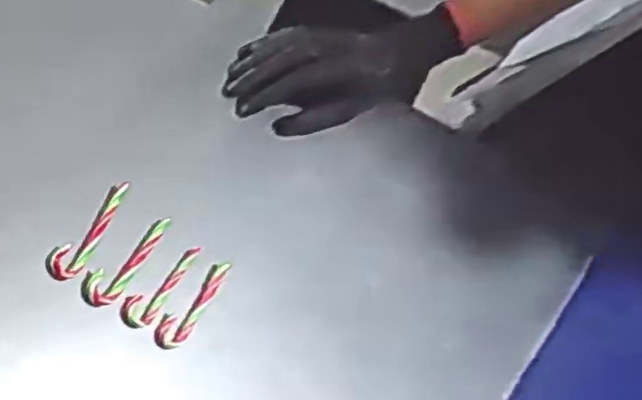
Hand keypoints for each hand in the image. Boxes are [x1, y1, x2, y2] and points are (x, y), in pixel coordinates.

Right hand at [222, 9, 460, 136]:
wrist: (412, 49)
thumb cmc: (381, 85)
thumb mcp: (352, 110)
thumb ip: (313, 121)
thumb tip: (277, 126)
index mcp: (343, 68)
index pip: (295, 79)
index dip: (266, 95)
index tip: (243, 110)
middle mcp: (334, 46)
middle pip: (285, 57)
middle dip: (253, 76)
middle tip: (229, 93)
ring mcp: (329, 35)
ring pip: (284, 43)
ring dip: (253, 59)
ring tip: (230, 76)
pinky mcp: (323, 31)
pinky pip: (290, 33)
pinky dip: (264, 43)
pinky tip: (245, 53)